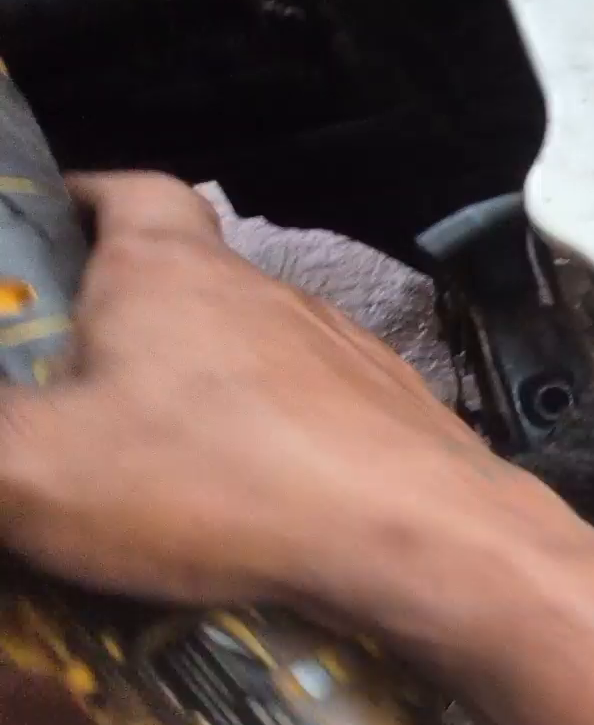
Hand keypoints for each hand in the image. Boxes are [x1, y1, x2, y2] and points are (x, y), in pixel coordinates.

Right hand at [0, 173, 572, 624]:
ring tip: (154, 448)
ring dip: (207, 382)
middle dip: (128, 320)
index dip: (85, 196)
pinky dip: (275, 426)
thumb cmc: (225, 482)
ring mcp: (355, 354)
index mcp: (185, 278)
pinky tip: (254, 482)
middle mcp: (284, 301)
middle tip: (63, 384)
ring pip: (263, 349)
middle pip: (197, 284)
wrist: (424, 530)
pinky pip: (318, 402)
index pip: (139, 194)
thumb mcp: (32, 462)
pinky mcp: (398, 407)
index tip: (45, 224)